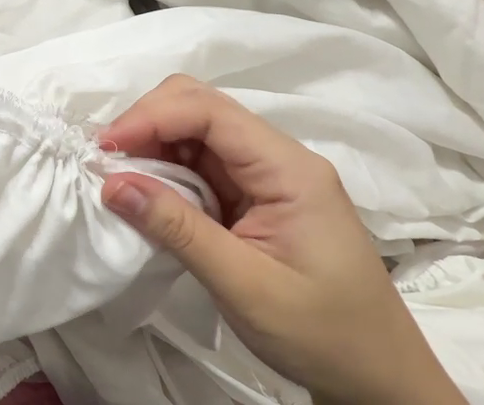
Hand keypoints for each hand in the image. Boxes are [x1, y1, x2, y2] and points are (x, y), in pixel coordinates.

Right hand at [99, 76, 464, 404]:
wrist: (378, 382)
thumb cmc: (323, 335)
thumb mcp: (244, 286)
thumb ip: (177, 228)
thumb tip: (110, 183)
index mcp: (289, 169)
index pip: (209, 111)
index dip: (150, 118)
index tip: (105, 149)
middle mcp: (278, 158)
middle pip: (199, 106)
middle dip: (146, 122)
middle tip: (107, 160)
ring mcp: (266, 175)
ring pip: (194, 130)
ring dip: (151, 145)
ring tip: (119, 177)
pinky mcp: (253, 194)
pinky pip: (198, 161)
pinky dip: (164, 168)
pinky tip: (147, 192)